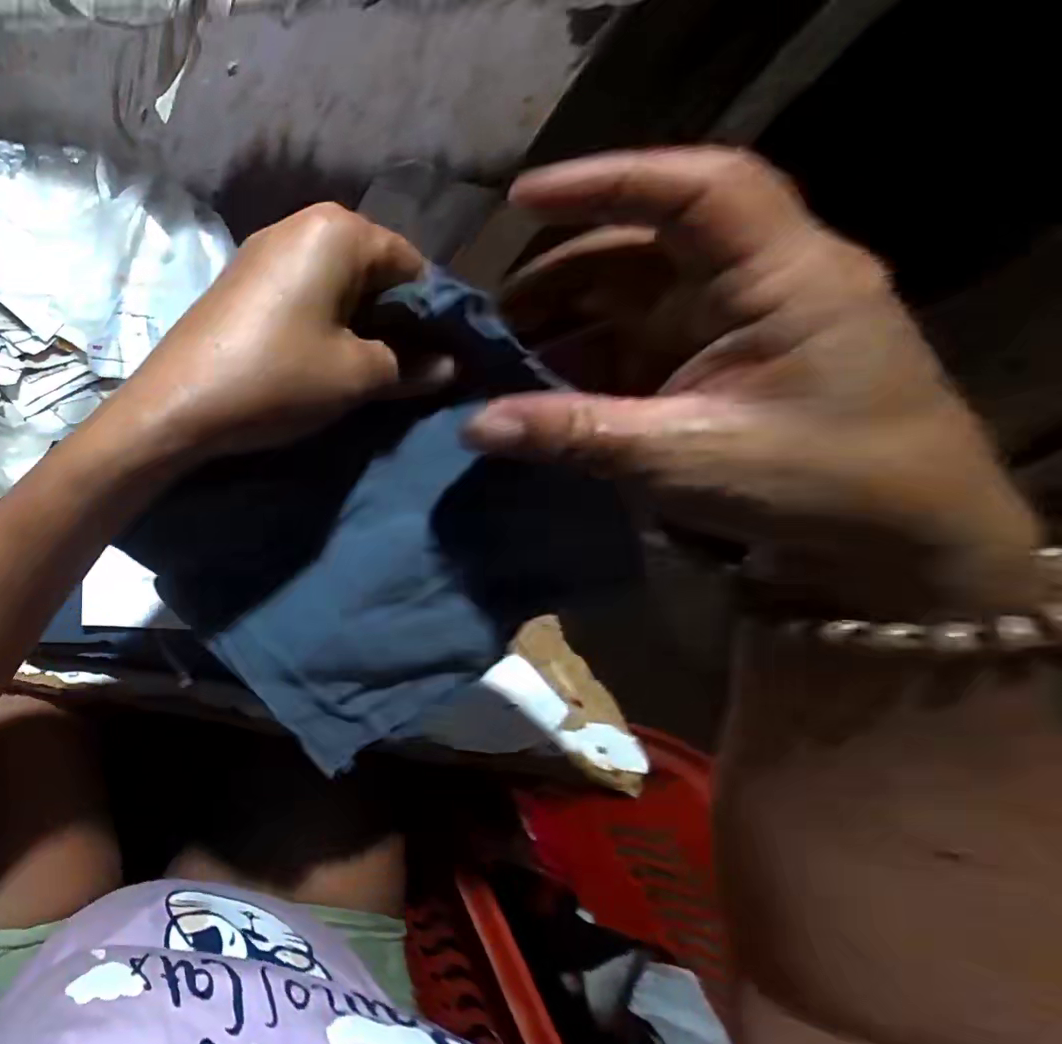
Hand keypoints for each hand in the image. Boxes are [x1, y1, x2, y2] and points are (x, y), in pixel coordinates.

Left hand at [100, 203, 450, 460]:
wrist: (171, 408)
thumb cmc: (273, 381)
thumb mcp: (354, 377)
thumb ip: (410, 365)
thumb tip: (447, 364)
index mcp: (337, 228)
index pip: (412, 266)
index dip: (431, 317)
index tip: (434, 361)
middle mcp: (296, 225)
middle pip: (368, 271)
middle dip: (387, 321)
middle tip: (393, 373)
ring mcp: (256, 253)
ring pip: (329, 287)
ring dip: (349, 327)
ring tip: (348, 373)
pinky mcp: (231, 285)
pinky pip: (292, 297)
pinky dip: (311, 326)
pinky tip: (305, 363)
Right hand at [463, 147, 1040, 617]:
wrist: (888, 546)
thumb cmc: (819, 485)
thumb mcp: (682, 457)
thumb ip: (572, 433)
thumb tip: (471, 425)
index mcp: (782, 280)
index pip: (700, 193)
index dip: (610, 182)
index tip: (521, 197)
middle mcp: (747, 286)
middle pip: (635, 248)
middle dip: (551, 279)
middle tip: (479, 323)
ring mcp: (718, 327)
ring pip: (616, 297)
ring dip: (550, 324)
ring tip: (487, 362)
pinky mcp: (693, 366)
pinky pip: (614, 345)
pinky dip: (564, 362)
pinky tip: (521, 390)